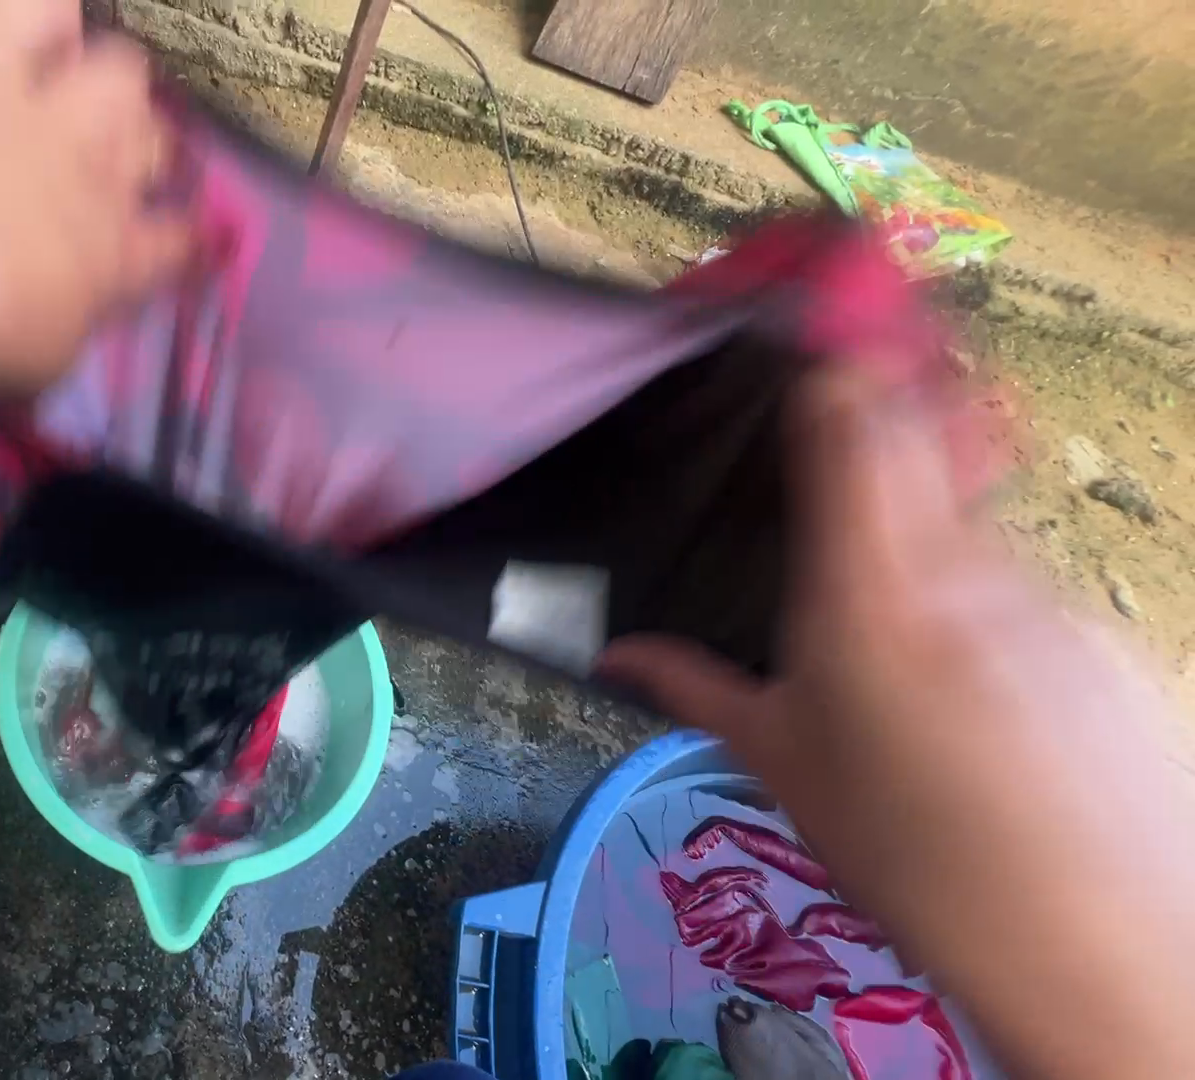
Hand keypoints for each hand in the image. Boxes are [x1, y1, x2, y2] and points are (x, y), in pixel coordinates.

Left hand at [0, 0, 187, 389]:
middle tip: (124, 164)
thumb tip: (75, 313)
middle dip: (149, 153)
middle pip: (155, 147)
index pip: (177, 244)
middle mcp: (97, 176)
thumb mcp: (41, 360)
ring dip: (109, 83)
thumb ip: (70, 328)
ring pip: (119, 73)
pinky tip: (43, 27)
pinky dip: (44, 17)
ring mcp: (44, 110)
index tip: (193, 243)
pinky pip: (32, 9)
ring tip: (85, 92)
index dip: (191, 241)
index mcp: (114, 259)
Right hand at [595, 369, 1194, 1079]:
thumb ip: (688, 685)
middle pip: (930, 432)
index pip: (862, 424)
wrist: (1117, 955)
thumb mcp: (775, 757)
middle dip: (880, 382)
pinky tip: (934, 634)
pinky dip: (961, 559)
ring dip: (913, 489)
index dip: (842, 348)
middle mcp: (969, 570)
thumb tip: (607, 655)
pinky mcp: (1102, 632)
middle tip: (823, 366)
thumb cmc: (903, 843)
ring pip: (970, 503)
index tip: (814, 294)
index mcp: (871, 589)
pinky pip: (1010, 564)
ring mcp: (1052, 596)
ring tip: (858, 538)